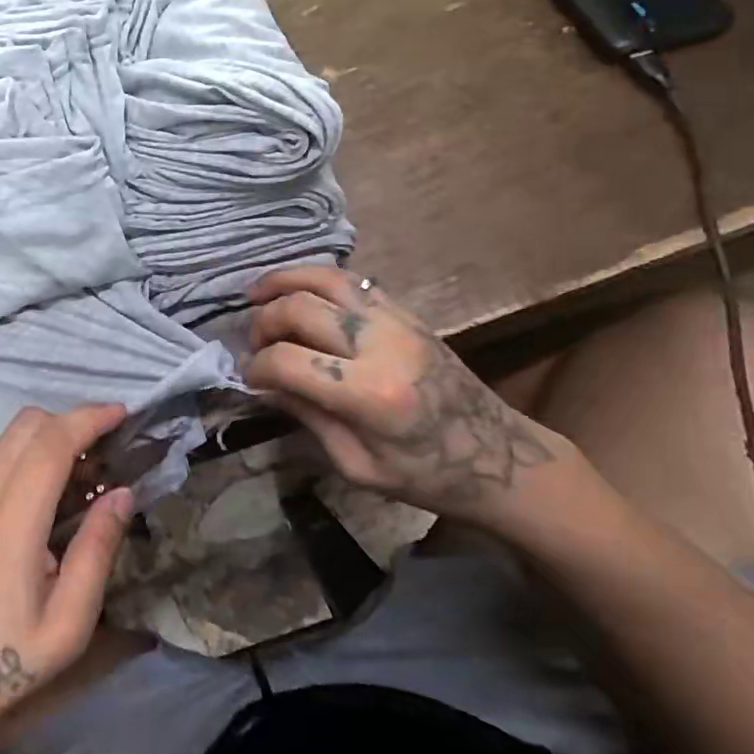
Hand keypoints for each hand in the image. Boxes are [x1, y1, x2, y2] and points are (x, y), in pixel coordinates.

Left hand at [0, 404, 135, 753]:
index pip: (51, 442)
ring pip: (4, 439)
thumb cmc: (4, 662)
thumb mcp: (68, 624)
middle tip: (102, 456)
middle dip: (69, 424)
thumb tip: (122, 491)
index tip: (121, 414)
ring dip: (42, 442)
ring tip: (70, 482)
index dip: (88, 419)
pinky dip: (16, 459)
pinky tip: (28, 501)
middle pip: (26, 424)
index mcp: (7, 522)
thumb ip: (97, 550)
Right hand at [243, 265, 569, 524]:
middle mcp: (380, 345)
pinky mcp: (407, 313)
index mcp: (368, 394)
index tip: (251, 379)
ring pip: (325, 278)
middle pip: (298, 308)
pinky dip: (315, 280)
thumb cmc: (428, 475)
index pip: (285, 360)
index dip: (256, 368)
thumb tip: (265, 384)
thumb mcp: (357, 465)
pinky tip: (296, 292)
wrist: (503, 458)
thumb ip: (307, 416)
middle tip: (255, 343)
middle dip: (263, 323)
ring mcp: (396, 321)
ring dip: (282, 282)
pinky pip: (351, 280)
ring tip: (257, 295)